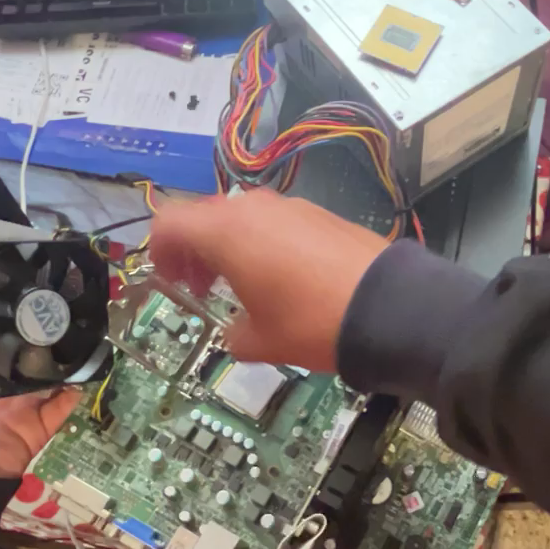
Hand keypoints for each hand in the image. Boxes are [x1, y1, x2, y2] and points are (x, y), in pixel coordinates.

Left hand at [0, 291, 83, 478]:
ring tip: (80, 321)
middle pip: (14, 350)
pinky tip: (90, 364)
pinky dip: (77, 388)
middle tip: (55, 295)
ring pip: (42, 373)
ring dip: (59, 352)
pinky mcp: (33, 428)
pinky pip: (60, 406)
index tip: (9, 278)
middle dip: (33, 327)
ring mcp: (12, 407)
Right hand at [149, 190, 386, 370]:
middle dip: (195, 251)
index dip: (160, 252)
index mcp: (226, 232)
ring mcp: (292, 207)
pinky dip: (265, 243)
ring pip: (242, 217)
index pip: (169, 224)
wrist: (389, 308)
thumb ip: (232, 334)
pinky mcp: (321, 214)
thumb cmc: (312, 324)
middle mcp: (254, 208)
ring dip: (230, 246)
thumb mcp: (261, 342)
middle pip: (204, 217)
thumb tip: (235, 334)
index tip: (171, 280)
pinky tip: (284, 278)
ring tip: (245, 285)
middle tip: (203, 286)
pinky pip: (277, 222)